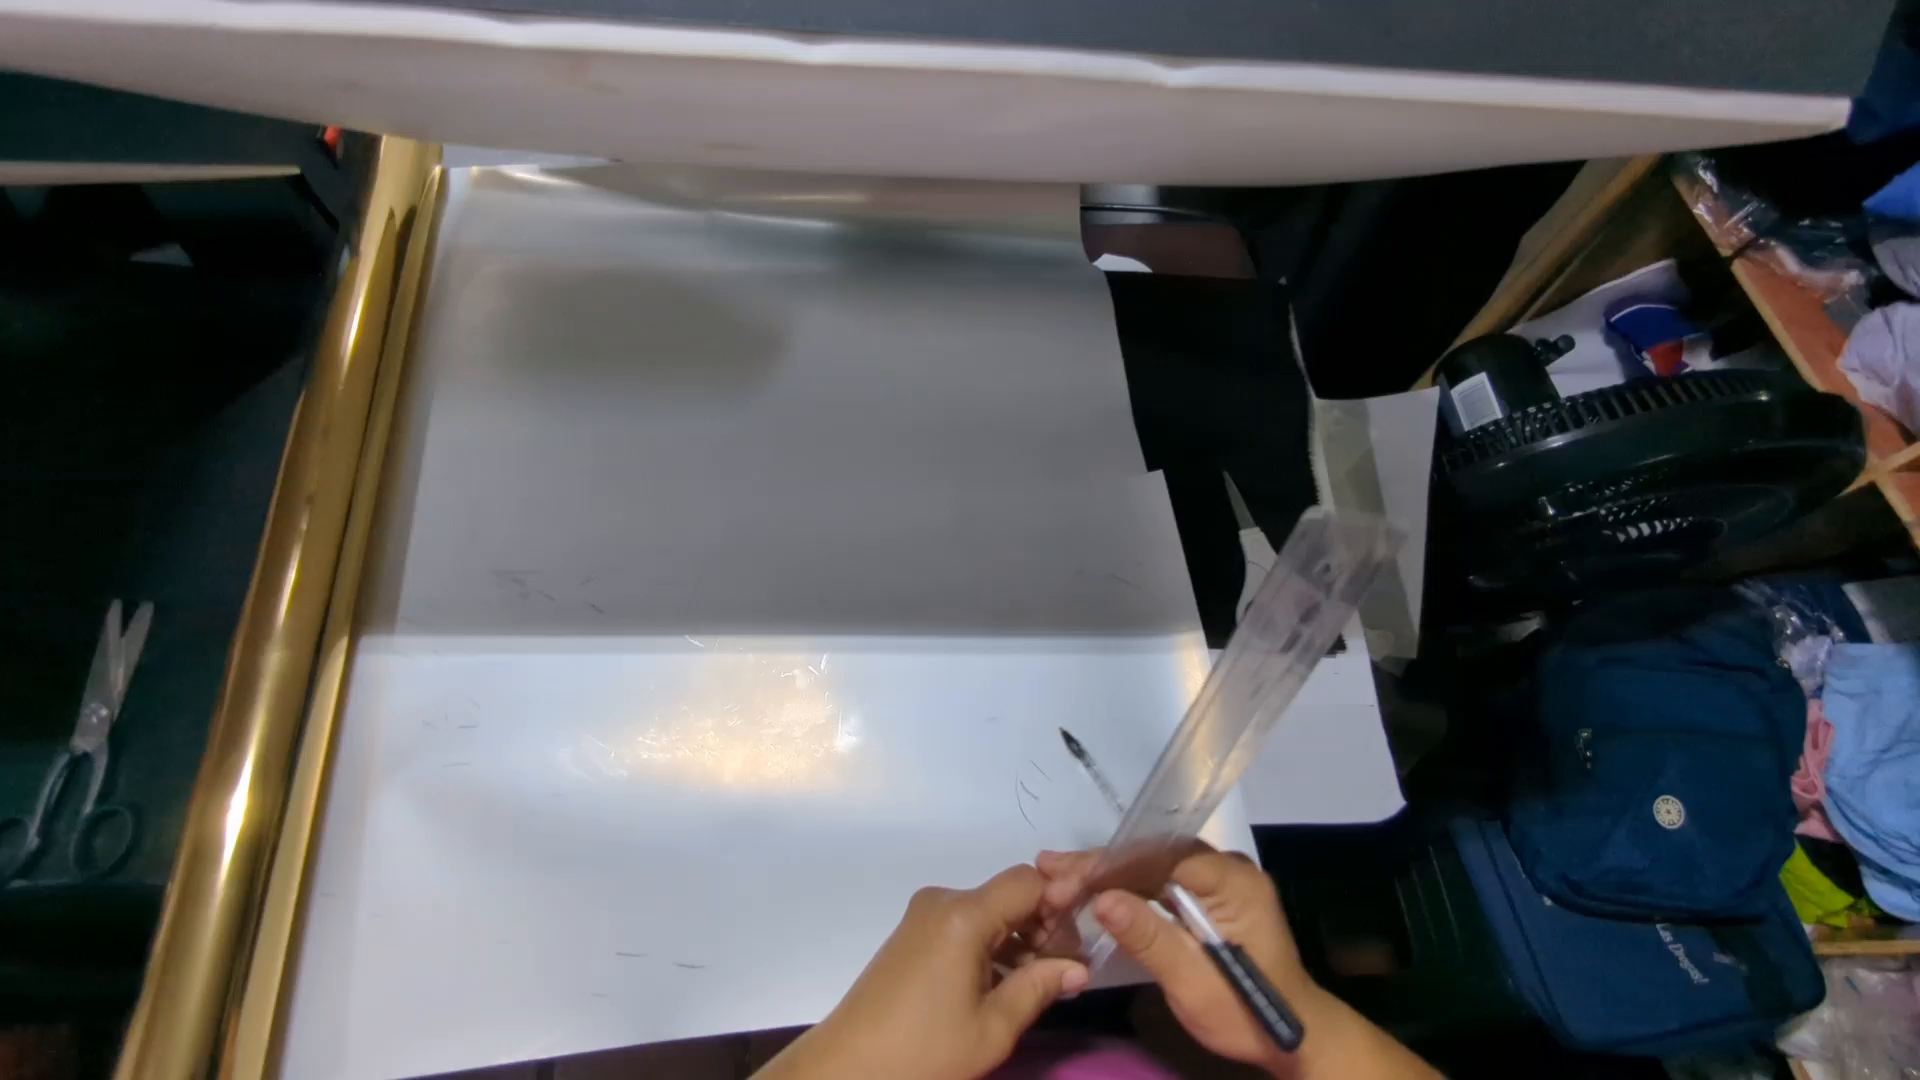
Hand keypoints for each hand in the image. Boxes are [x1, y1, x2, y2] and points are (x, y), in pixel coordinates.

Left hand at [759, 864, 1088, 1079]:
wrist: (848, 1067)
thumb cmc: (924, 1051)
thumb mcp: (991, 1028)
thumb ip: (1039, 988)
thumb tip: (1080, 969)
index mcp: (963, 915)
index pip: (1027, 880)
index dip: (1060, 899)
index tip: (1082, 934)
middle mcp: (943, 900)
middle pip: (1008, 894)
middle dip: (1042, 924)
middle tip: (1066, 968)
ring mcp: (924, 914)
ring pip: (988, 910)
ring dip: (1016, 937)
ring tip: (1039, 981)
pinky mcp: (914, 931)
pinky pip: (965, 923)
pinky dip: (990, 943)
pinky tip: (1003, 981)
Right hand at [1036, 846, 1439, 1079]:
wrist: (1295, 1038)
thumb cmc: (1247, 1014)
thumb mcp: (1195, 984)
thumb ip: (1150, 937)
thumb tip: (1101, 897)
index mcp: (1230, 879)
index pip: (1158, 857)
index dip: (1108, 865)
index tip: (1065, 882)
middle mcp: (1224, 865)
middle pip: (1150, 853)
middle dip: (1098, 863)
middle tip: (1048, 871)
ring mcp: (1216, 875)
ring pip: (1150, 861)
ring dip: (1105, 869)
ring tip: (1056, 873)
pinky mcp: (1206, 890)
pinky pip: (1158, 876)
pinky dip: (1123, 882)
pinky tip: (1090, 885)